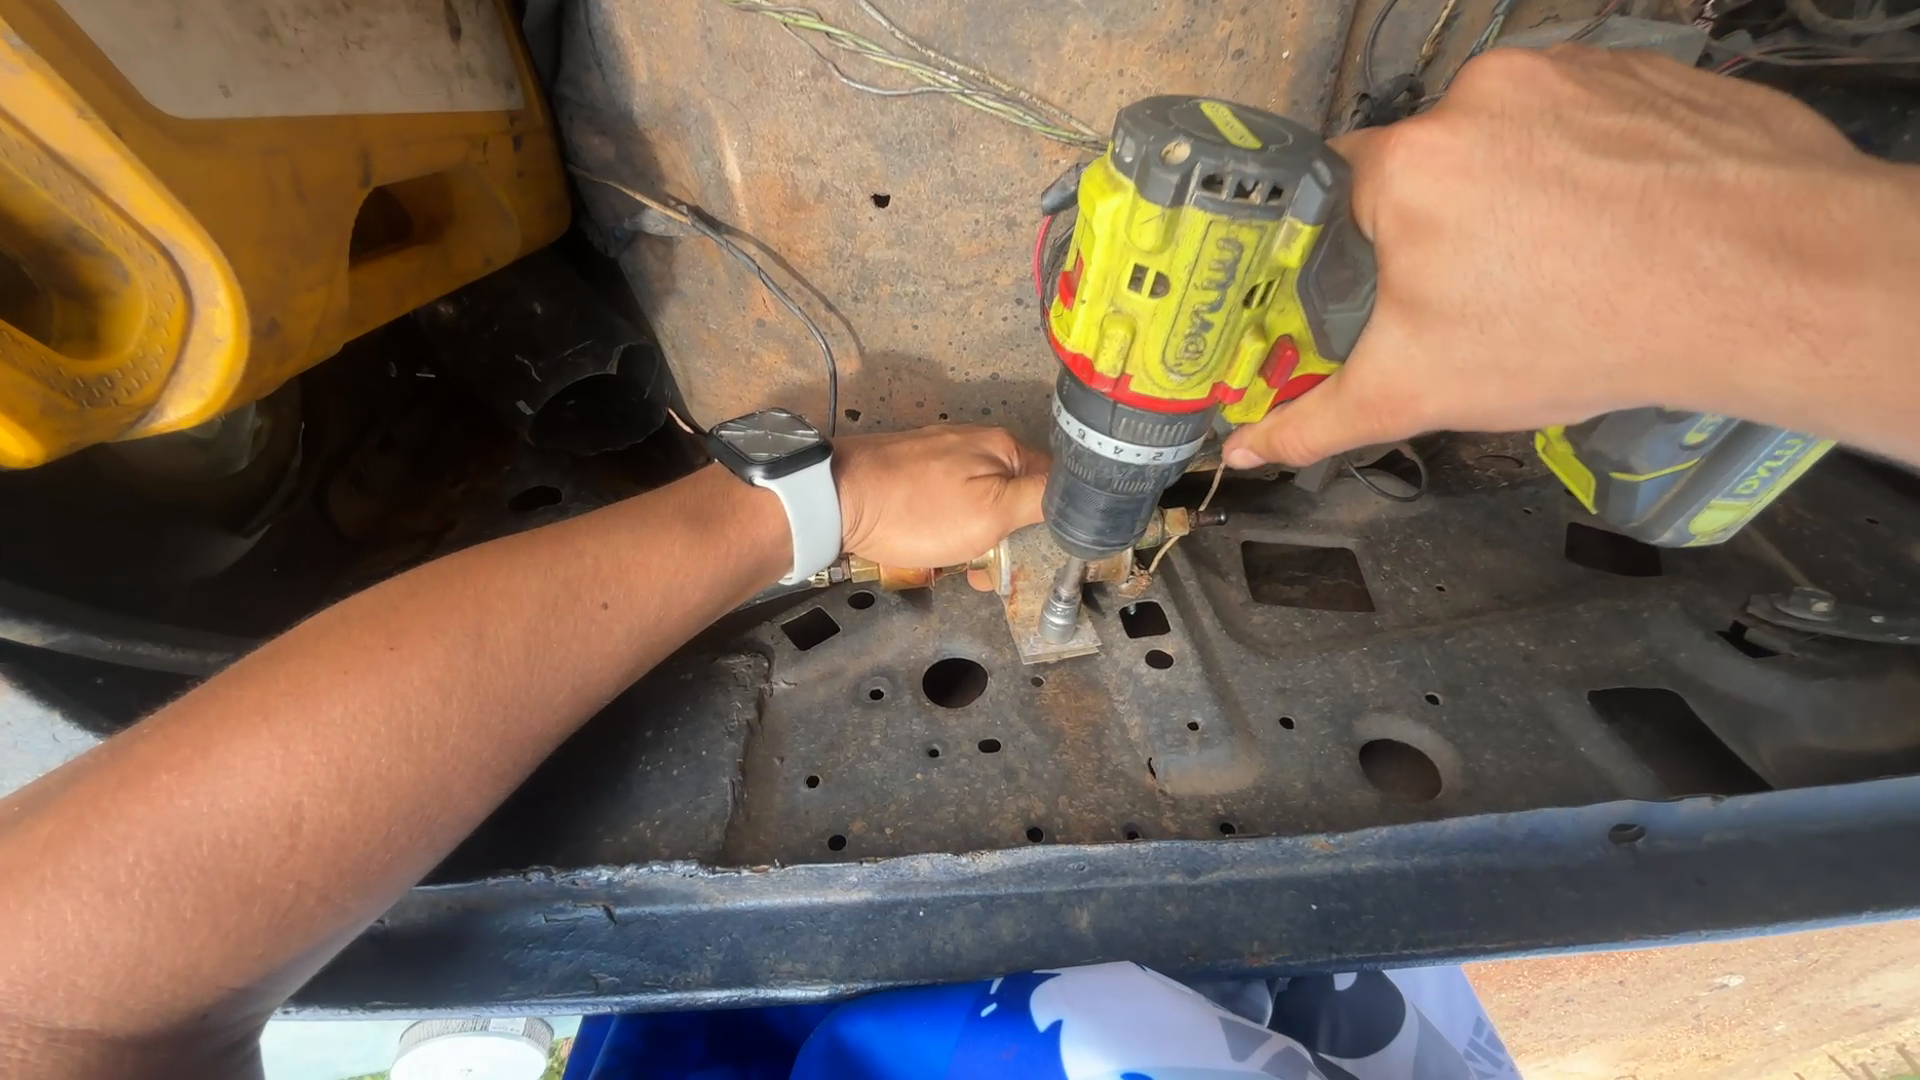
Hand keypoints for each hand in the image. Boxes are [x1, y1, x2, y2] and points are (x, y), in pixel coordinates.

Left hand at [834, 425, 1048, 566]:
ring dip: (983, 539)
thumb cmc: (917, 511)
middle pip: (1018, 494)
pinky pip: (955, 503)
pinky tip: (943, 551)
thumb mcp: (991, 512)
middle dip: (1014, 537)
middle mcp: (978, 444)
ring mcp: (945, 456)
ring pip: (985, 503)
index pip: (1055, 484)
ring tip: (967, 569)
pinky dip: (956, 530)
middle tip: (997, 572)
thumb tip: (1081, 493)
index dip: (1057, 524)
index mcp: (1004, 447)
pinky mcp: (918, 472)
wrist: (837, 501)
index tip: (1046, 559)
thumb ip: (1040, 500)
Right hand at [1224, 46, 1919, 468]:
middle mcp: (1474, 95)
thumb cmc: (1568, 337)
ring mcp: (1564, 68)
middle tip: (1460, 284)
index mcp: (1404, 166)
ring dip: (1494, 190)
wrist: (1767, 289)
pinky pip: (1563, 112)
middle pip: (1411, 166)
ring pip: (1488, 136)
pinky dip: (1563, 160)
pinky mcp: (1638, 65)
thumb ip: (1311, 423)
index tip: (1370, 281)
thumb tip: (1242, 451)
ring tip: (1535, 256)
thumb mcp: (1412, 395)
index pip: (1329, 192)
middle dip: (1423, 223)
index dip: (1343, 245)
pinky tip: (1594, 218)